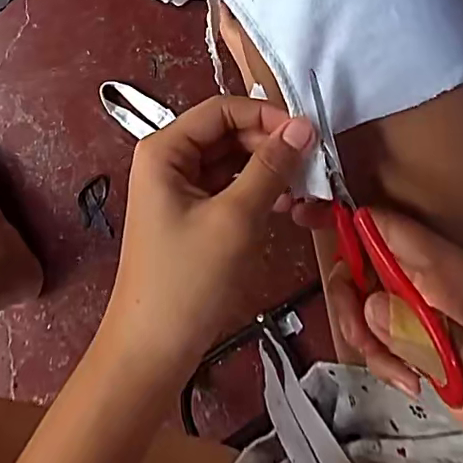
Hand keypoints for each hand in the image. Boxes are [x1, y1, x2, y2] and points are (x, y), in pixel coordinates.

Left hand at [100, 95, 315, 380]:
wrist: (152, 352)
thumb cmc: (187, 282)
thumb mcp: (235, 218)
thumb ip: (271, 167)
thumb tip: (303, 126)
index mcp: (165, 150)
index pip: (222, 110)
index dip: (265, 115)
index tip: (305, 134)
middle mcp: (169, 161)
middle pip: (228, 132)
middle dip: (269, 144)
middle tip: (310, 163)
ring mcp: (180, 188)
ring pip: (233, 160)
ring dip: (268, 169)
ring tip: (305, 186)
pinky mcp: (193, 213)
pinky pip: (231, 187)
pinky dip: (258, 191)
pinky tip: (287, 205)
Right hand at [311, 206, 462, 462]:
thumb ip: (440, 343)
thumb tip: (370, 304)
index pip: (392, 227)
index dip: (347, 217)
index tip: (303, 216)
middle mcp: (446, 291)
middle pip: (372, 262)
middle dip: (354, 295)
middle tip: (365, 340)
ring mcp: (439, 324)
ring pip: (372, 301)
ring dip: (367, 334)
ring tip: (401, 377)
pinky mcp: (435, 357)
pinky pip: (385, 337)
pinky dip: (379, 356)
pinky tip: (408, 386)